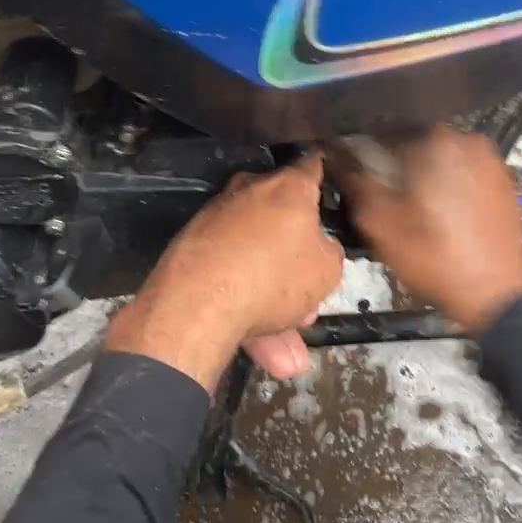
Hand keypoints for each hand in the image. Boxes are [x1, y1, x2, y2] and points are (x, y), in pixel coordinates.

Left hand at [103, 155, 343, 391]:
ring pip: (255, 260)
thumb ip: (329, 252)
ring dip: (273, 304)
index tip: (325, 177)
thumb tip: (319, 249)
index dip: (321, 173)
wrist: (197, 304)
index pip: (310, 167)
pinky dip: (244, 307)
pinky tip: (259, 346)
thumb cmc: (273, 276)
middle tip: (308, 305)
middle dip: (295, 267)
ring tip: (287, 355)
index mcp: (288, 187)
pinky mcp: (193, 247)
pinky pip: (230, 275)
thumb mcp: (328, 270)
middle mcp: (250, 192)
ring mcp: (217, 219)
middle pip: (281, 224)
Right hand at [336, 128, 521, 332]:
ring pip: (440, 159)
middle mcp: (467, 141)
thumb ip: (357, 186)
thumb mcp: (383, 228)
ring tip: (414, 211)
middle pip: (415, 143)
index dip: (367, 153)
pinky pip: (464, 173)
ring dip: (424, 176)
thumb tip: (341, 162)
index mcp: (436, 142)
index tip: (360, 173)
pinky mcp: (502, 182)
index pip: (386, 131)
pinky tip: (440, 217)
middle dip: (398, 166)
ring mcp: (489, 161)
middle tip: (387, 197)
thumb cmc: (442, 264)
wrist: (500, 297)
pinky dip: (449, 187)